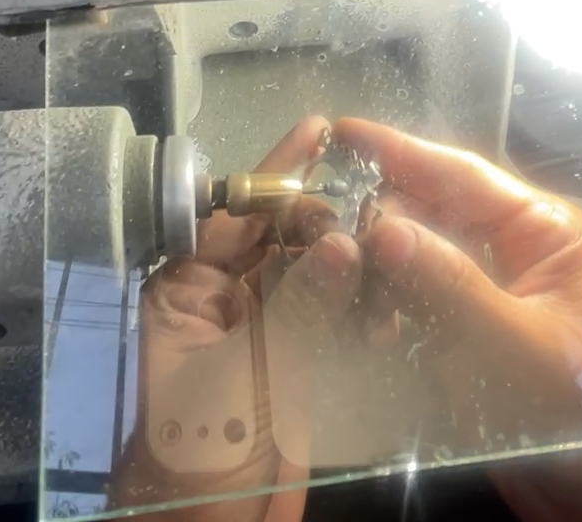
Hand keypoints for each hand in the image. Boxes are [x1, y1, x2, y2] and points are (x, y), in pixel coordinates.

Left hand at [110, 118, 361, 521]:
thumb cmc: (202, 451)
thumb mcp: (243, 373)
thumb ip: (295, 307)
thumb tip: (342, 243)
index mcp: (190, 285)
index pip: (234, 211)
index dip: (276, 170)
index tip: (317, 131)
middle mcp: (225, 292)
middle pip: (279, 232)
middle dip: (321, 208)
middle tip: (370, 188)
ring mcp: (263, 321)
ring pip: (310, 267)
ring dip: (347, 250)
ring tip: (389, 225)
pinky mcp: (296, 353)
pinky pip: (330, 309)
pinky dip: (359, 297)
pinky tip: (391, 286)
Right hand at [338, 118, 581, 521]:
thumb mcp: (517, 348)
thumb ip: (450, 285)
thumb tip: (381, 228)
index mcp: (545, 231)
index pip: (462, 173)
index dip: (398, 150)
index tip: (340, 132)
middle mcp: (517, 247)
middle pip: (432, 209)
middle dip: (378, 214)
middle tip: (318, 217)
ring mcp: (492, 287)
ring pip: (419, 253)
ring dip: (379, 265)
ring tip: (334, 272)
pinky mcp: (471, 327)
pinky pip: (419, 296)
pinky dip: (390, 305)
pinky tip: (363, 320)